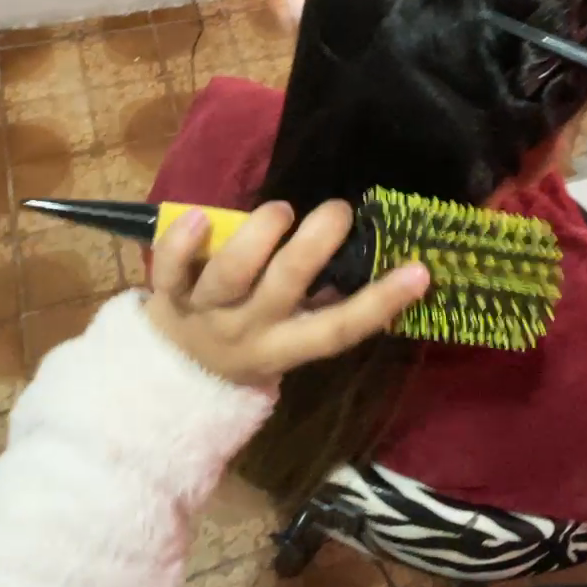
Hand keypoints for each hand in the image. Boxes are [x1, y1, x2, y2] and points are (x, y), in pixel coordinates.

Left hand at [145, 200, 429, 386]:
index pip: (339, 329)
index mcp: (286, 345)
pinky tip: (201, 215)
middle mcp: (248, 330)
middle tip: (338, 212)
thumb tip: (370, 256)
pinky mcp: (167, 294)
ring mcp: (205, 312)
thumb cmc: (251, 341)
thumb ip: (323, 305)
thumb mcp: (291, 337)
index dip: (380, 303)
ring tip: (281, 211)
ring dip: (258, 236)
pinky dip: (180, 242)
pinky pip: (168, 269)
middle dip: (313, 246)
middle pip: (283, 288)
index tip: (419, 270)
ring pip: (230, 274)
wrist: (174, 375)